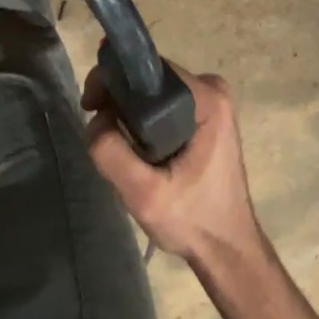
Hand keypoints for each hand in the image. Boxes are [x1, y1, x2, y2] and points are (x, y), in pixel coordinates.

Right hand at [83, 64, 263, 263]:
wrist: (228, 251)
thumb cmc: (193, 221)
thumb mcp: (144, 194)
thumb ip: (111, 152)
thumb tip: (95, 120)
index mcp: (207, 99)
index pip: (147, 67)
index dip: (112, 81)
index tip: (91, 107)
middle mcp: (212, 90)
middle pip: (148, 77)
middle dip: (117, 99)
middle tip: (100, 132)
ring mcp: (211, 103)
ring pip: (152, 91)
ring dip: (127, 112)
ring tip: (117, 146)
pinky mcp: (206, 118)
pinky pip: (162, 104)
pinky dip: (142, 121)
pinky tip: (135, 150)